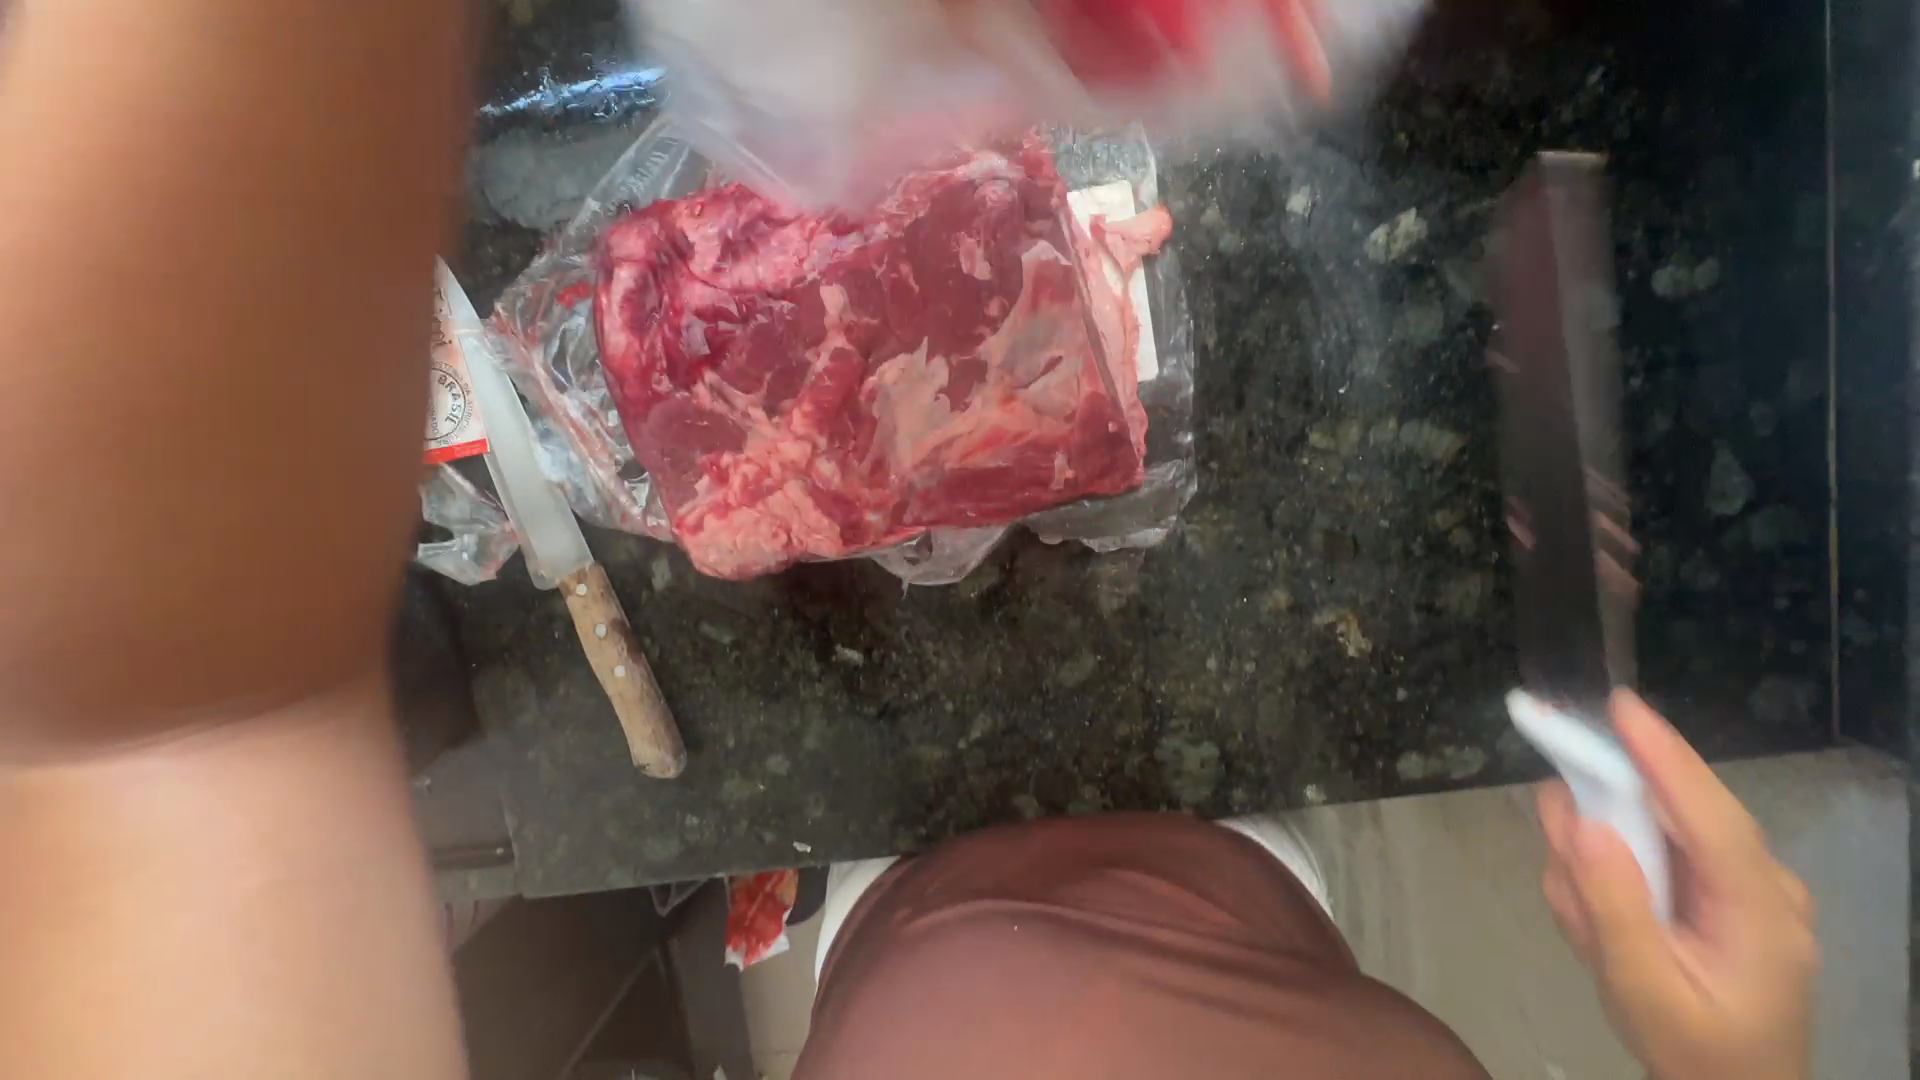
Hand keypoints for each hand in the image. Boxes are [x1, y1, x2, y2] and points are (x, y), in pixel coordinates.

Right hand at [1536, 690, 1817, 1079]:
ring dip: (1594, 868)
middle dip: (1600, 829)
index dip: (1663, 756)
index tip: (1619, 705)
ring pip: (1642, 829)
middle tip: (1571, 888)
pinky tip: (1603, 925)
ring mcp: (1736, 882)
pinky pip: (1640, 848)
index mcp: (1760, 912)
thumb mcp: (1641, 988)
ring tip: (1591, 932)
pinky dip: (1602, 876)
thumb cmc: (1692, 1047)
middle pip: (1668, 811)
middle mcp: (1758, 883)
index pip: (1709, 816)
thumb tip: (1584, 822)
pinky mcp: (1709, 883)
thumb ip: (1613, 907)